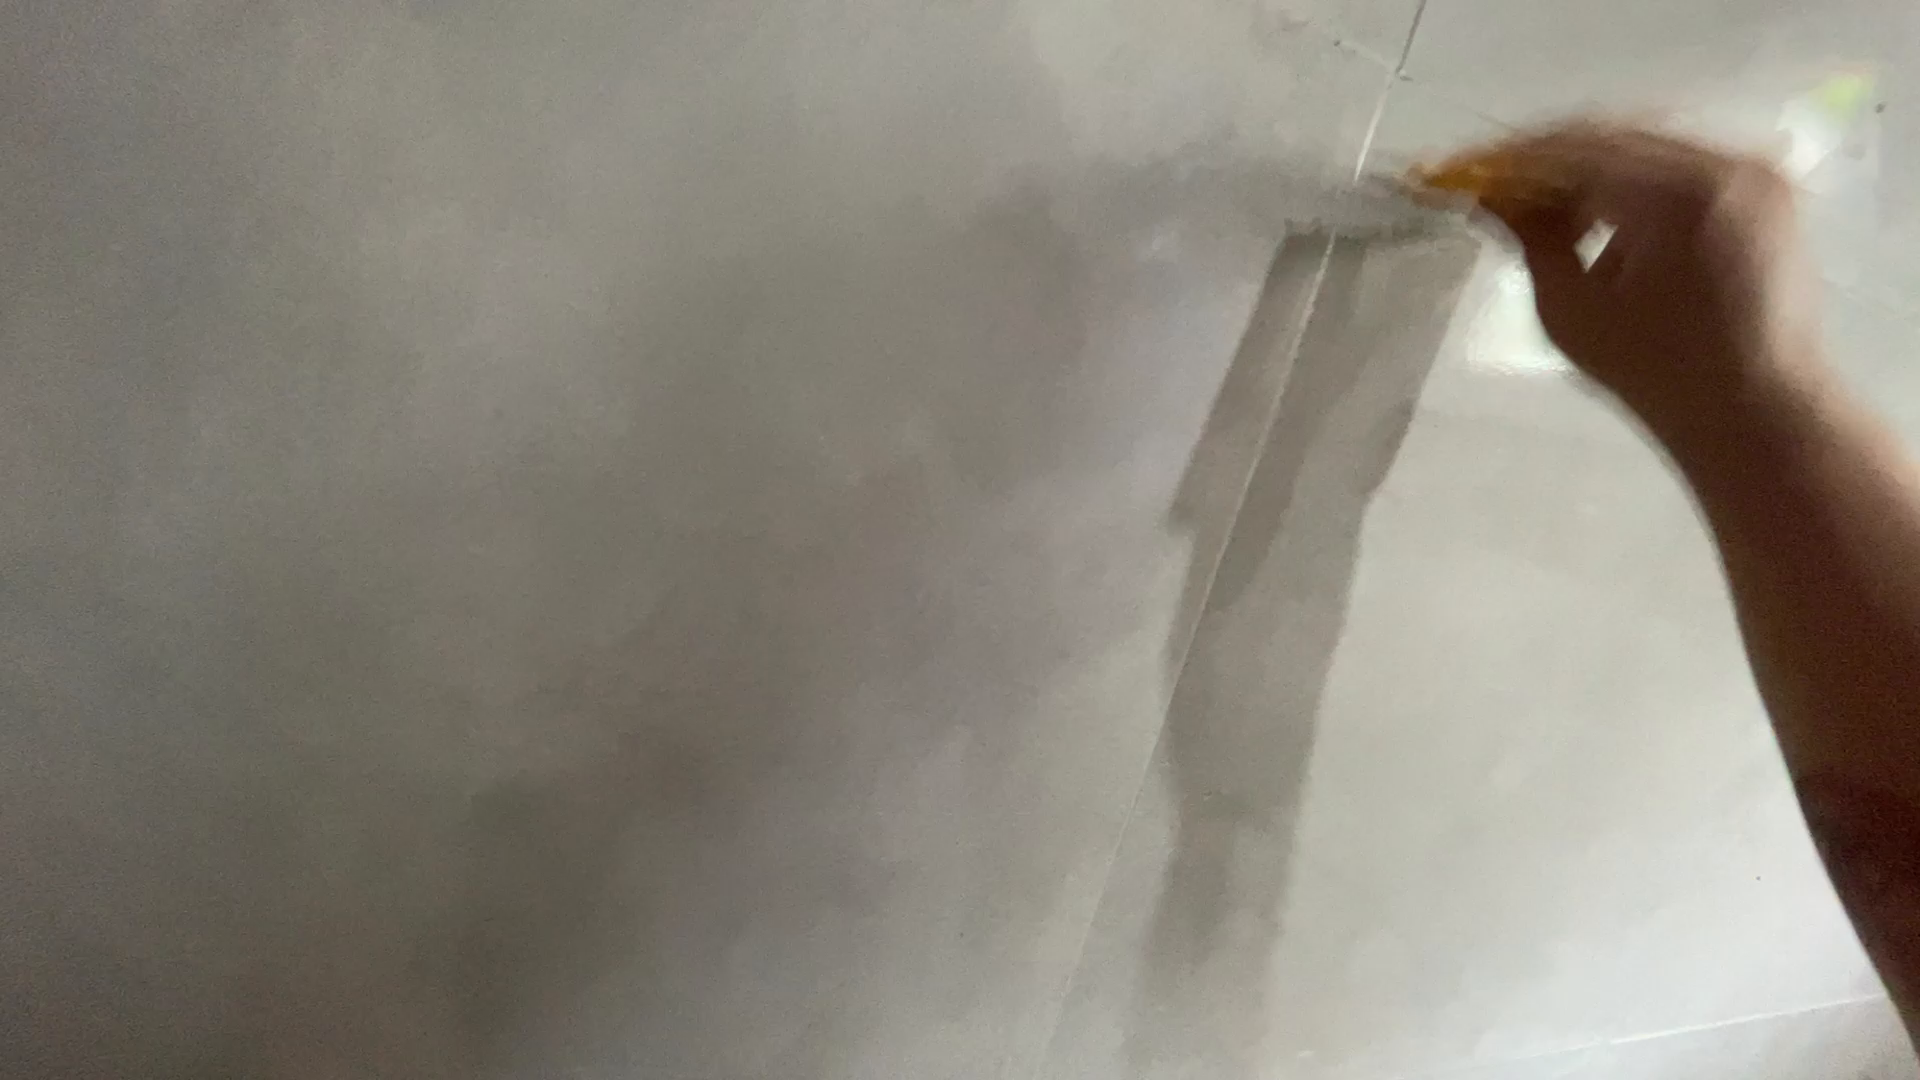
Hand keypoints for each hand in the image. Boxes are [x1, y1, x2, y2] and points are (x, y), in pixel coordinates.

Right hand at [1476, 123, 1823, 438]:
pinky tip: (1584, 212)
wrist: (1748, 400)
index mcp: (1680, 194)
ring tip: (1528, 205)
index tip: (1458, 175)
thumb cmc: (1646, 367)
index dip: (1508, 162)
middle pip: (1611, 137)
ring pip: (1641, 145)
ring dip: (1577, 169)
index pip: (1575, 153)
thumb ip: (1532, 240)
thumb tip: (1489, 199)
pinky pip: (1674, 162)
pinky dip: (1620, 179)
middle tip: (1484, 185)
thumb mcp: (1568, 308)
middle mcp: (1727, 162)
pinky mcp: (1759, 186)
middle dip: (1539, 160)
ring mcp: (1751, 169)